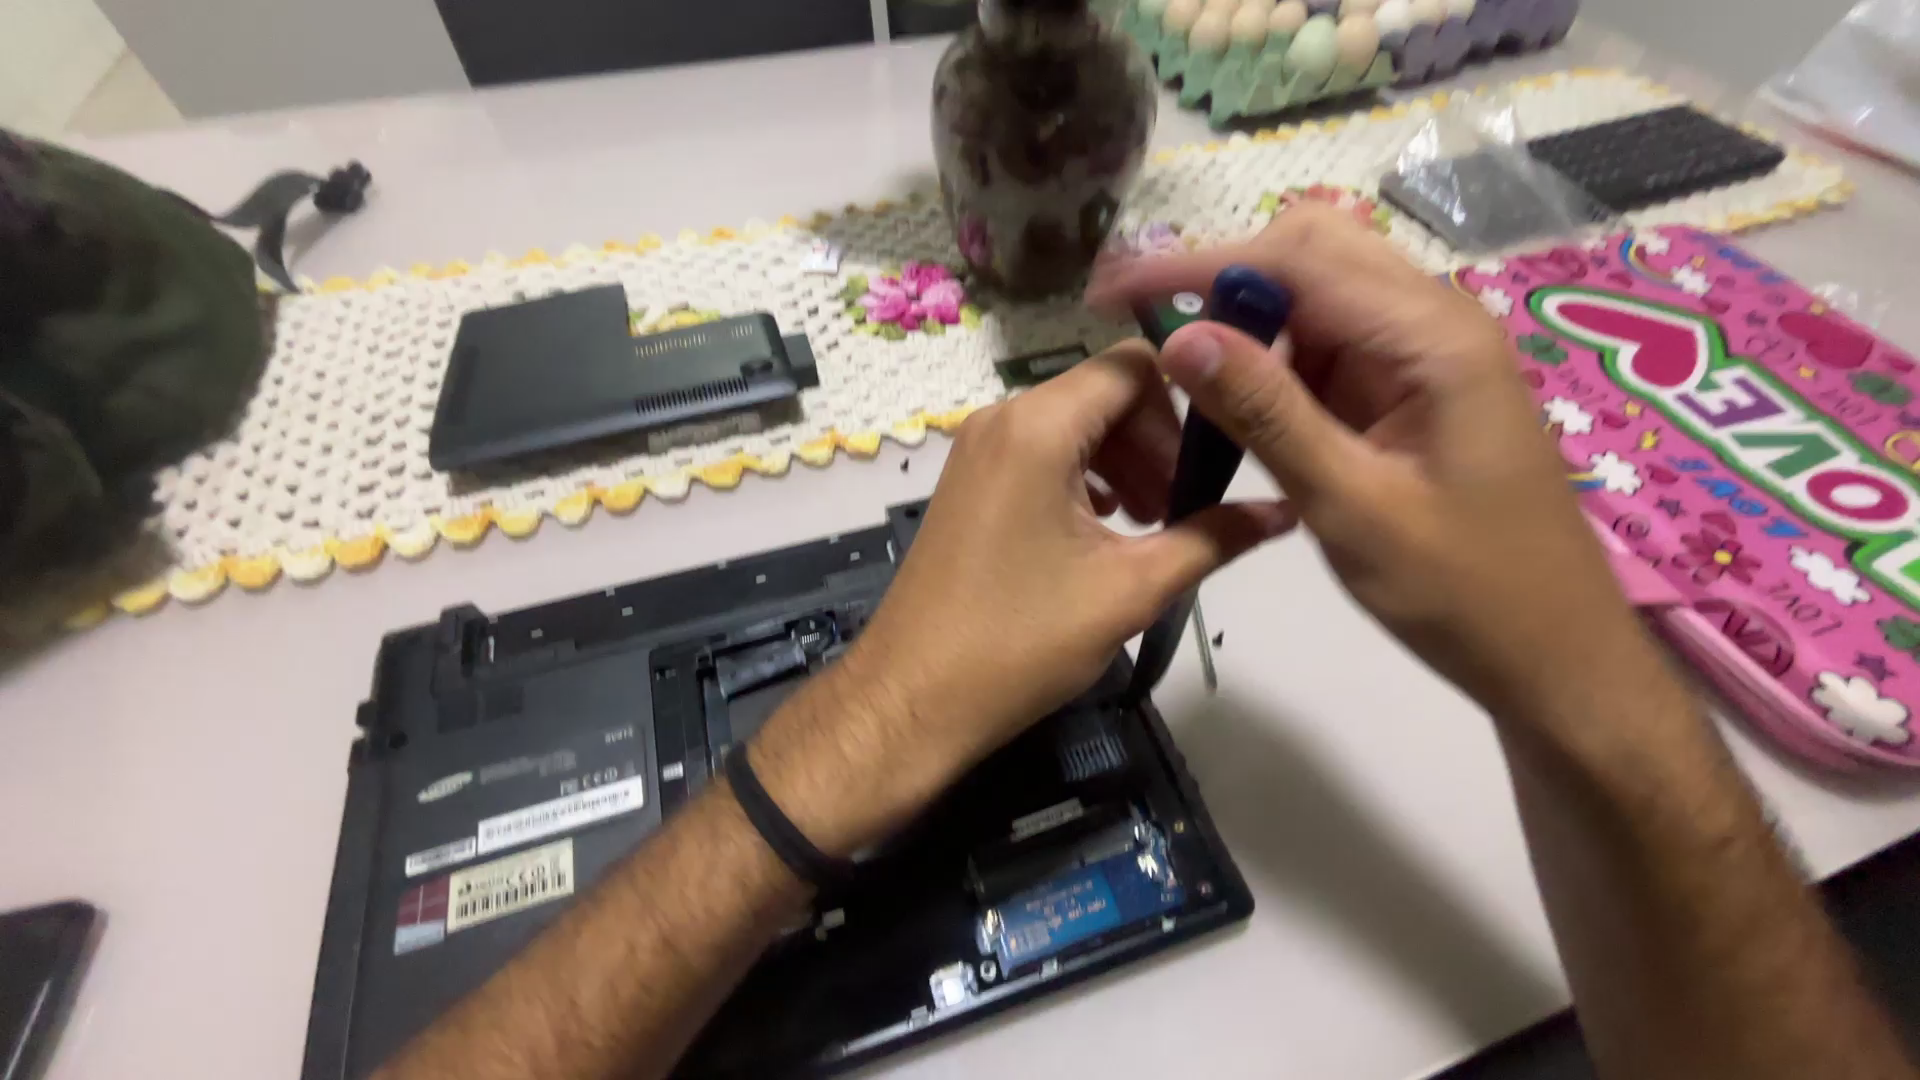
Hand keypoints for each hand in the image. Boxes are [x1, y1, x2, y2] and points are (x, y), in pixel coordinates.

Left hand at [750, 342, 1292, 855]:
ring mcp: (978, 450)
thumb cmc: (1020, 642)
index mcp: (1038, 427)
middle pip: (1105, 394)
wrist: (913, 697)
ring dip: (1124, 463)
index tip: (1223, 456)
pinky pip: (1040, 455)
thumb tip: (1284, 510)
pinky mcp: (969, 483)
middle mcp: (1001, 419)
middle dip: (1158, 442)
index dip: (1190, 400)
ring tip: (1151, 526)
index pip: (1135, 365)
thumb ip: (1212, 539)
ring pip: (1074, 426)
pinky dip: (1083, 479)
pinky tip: (1104, 532)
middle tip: (1187, 508)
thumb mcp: (1129, 590)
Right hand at [1087, 205, 1651, 717]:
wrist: (1548, 651)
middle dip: (1221, 276)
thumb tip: (1179, 338)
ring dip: (1242, 319)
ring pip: (1314, 296)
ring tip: (1176, 363)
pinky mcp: (1403, 390)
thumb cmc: (1460, 590)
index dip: (1197, 265)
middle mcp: (1430, 323)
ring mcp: (1418, 355)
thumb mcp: (1351, 505)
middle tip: (1146, 322)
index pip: (1298, 260)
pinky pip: (1324, 348)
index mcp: (1432, 337)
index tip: (1117, 288)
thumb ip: (1266, 416)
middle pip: (1312, 252)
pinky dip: (1267, 361)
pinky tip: (1230, 399)